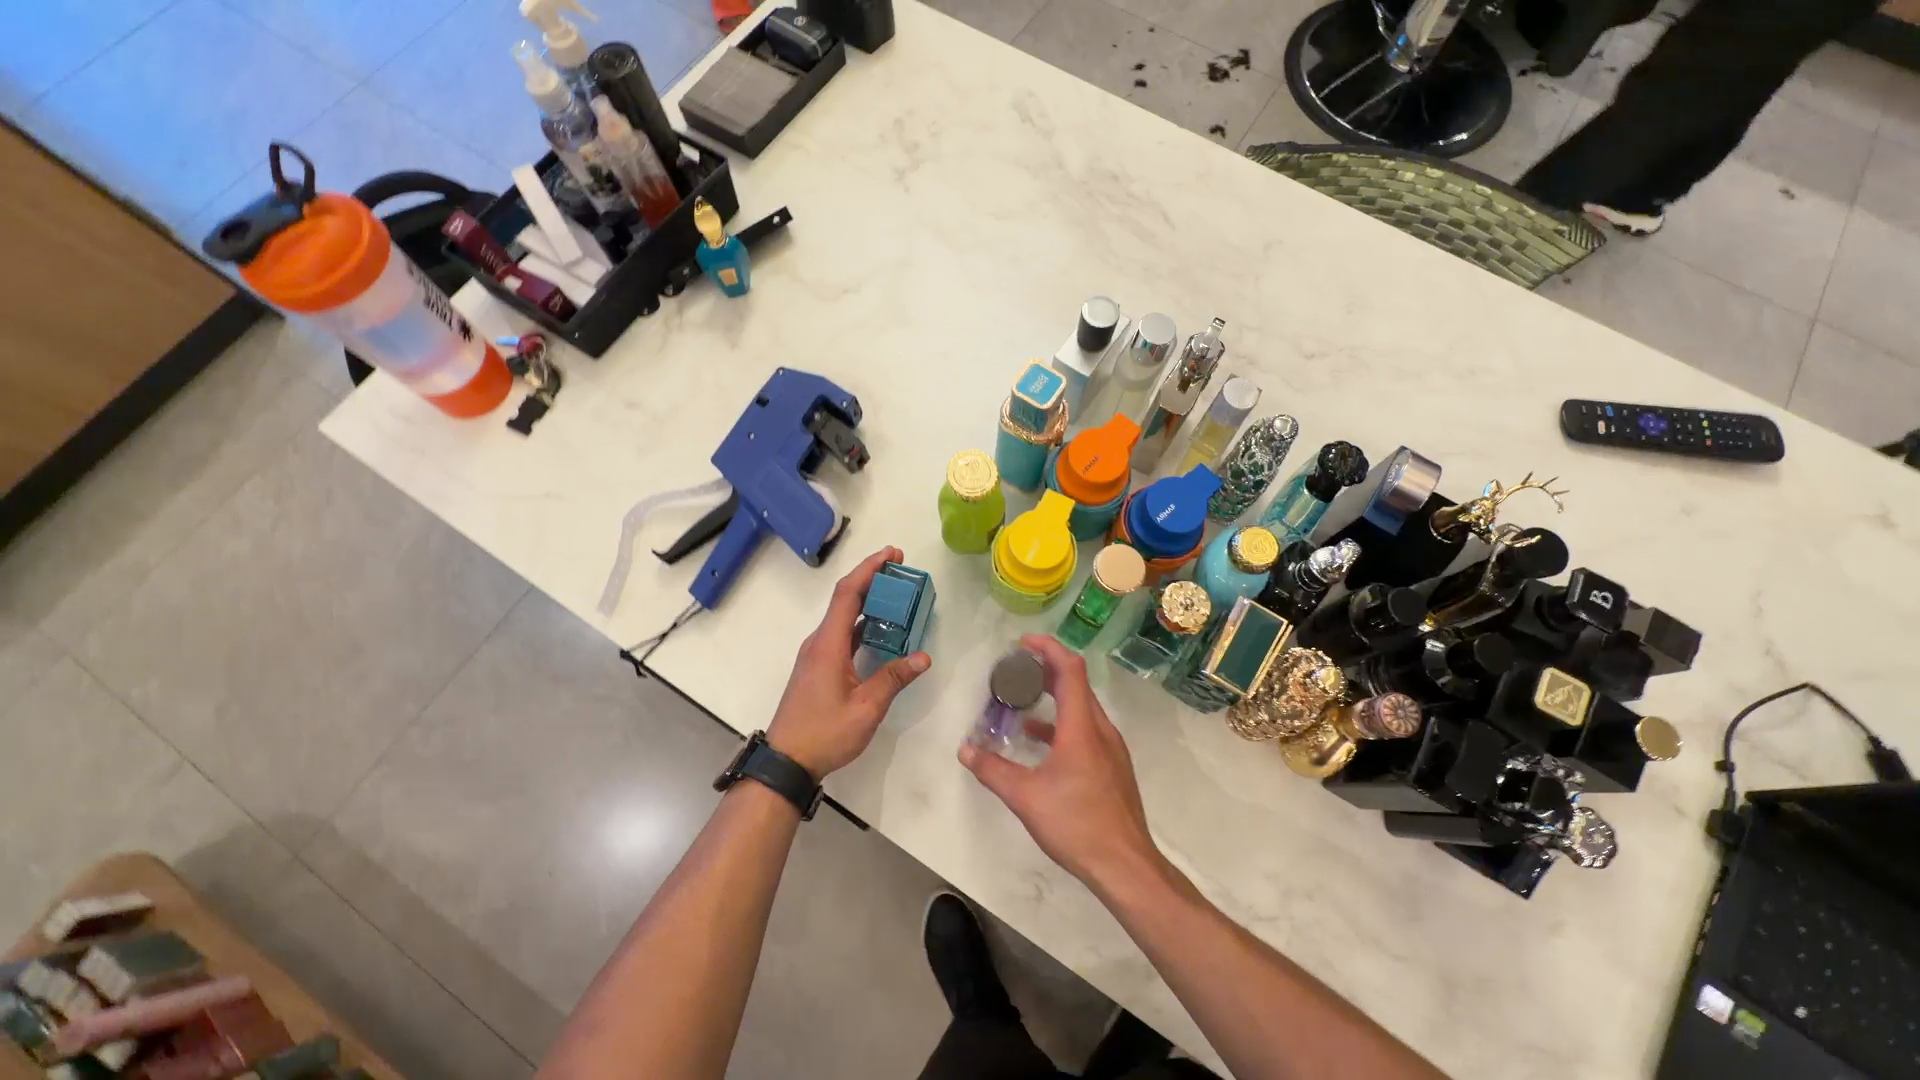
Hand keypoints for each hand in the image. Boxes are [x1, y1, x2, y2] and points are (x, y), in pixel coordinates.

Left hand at [767, 547, 930, 777]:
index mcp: (828, 644)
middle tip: (902, 571)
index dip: (870, 569)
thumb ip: (894, 679)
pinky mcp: (818, 668)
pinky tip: (883, 633)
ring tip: (899, 598)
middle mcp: (819, 642)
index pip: (848, 594)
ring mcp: (816, 655)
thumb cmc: (824, 733)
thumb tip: (922, 657)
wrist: (786, 761)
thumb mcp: (866, 709)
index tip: (892, 554)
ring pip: (844, 618)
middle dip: (873, 580)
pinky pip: (842, 635)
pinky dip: (863, 626)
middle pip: (845, 600)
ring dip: (869, 603)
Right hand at [958, 634, 1162, 889]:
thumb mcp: (1025, 797)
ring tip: (1021, 701)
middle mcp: (1101, 730)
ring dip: (1054, 698)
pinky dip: (1062, 724)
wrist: (1125, 865)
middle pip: (1077, 685)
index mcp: (1082, 727)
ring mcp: (1111, 750)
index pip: (1070, 670)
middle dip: (1046, 670)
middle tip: (1015, 668)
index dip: (1048, 649)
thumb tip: (966, 750)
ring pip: (1082, 709)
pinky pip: (1087, 731)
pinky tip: (1040, 743)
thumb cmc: (1076, 824)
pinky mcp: (1113, 768)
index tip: (1023, 643)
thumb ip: (993, 769)